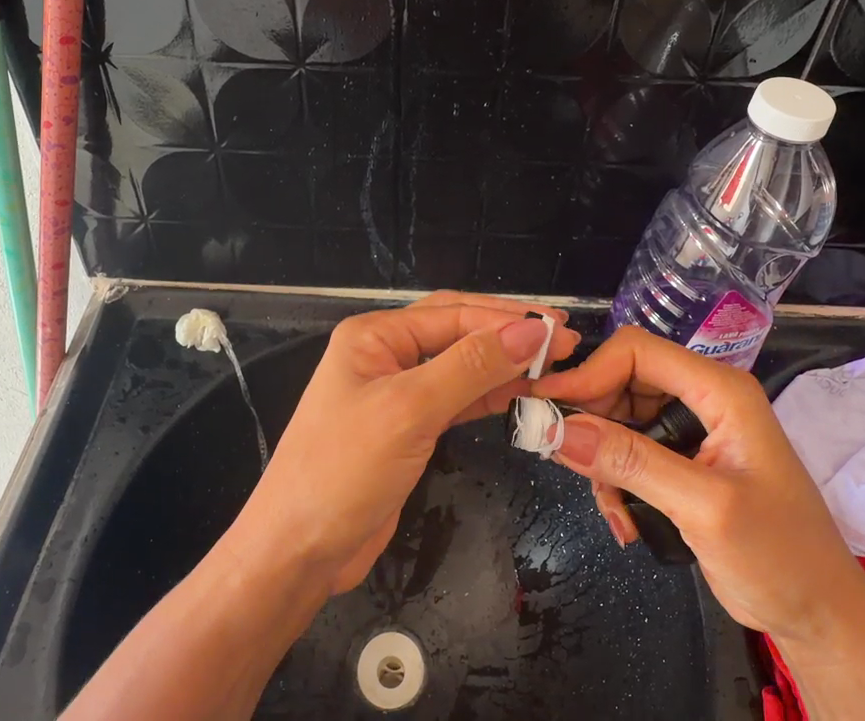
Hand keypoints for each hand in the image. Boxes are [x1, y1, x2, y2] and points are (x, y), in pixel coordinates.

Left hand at [231, 292, 580, 594]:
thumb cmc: (344, 470)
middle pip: (457, 333)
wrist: (299, 550)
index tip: (560, 327)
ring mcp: (395, 394)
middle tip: (565, 342)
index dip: (508, 318)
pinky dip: (490, 398)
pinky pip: (457, 401)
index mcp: (373, 336)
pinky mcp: (408, 430)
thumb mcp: (409, 410)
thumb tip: (530, 329)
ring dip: (504, 367)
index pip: (452, 313)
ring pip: (461, 368)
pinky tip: (523, 396)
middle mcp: (384, 356)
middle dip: (509, 336)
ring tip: (555, 369)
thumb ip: (470, 367)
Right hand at [530, 326, 864, 644]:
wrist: (819, 616)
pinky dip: (616, 483)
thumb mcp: (702, 507)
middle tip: (569, 466)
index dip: (586, 374)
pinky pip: (628, 453)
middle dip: (592, 425)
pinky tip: (626, 522)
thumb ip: (630, 462)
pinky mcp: (683, 462)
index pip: (635, 351)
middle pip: (621, 382)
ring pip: (618, 420)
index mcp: (720, 390)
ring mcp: (693, 431)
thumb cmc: (779, 556)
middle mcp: (703, 399)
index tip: (546, 413)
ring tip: (614, 512)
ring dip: (602, 463)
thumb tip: (554, 428)